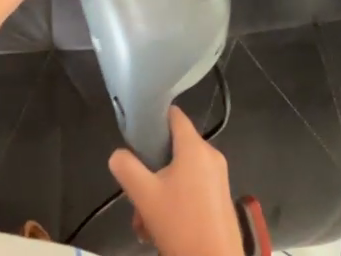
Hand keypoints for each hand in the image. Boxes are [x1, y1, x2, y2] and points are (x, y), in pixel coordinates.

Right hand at [108, 108, 242, 255]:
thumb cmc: (181, 225)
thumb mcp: (144, 195)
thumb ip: (125, 167)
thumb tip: (118, 155)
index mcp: (195, 147)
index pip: (172, 113)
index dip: (152, 117)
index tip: (134, 134)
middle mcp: (211, 157)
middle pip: (173, 148)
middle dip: (150, 167)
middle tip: (136, 189)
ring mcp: (219, 180)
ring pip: (180, 172)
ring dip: (159, 190)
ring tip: (144, 219)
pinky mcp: (222, 200)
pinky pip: (193, 189)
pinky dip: (175, 201)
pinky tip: (161, 227)